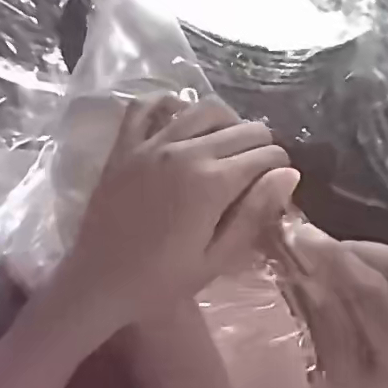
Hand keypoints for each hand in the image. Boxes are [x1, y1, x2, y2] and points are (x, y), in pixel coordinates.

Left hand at [55, 95, 298, 334]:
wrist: (99, 282)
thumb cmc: (161, 281)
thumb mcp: (217, 258)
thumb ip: (254, 213)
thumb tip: (288, 174)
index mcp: (212, 182)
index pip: (266, 154)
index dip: (280, 166)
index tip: (276, 184)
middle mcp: (185, 151)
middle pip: (242, 127)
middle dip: (261, 145)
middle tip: (257, 170)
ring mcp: (151, 143)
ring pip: (203, 107)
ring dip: (226, 121)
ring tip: (226, 145)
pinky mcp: (124, 145)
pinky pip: (147, 105)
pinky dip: (169, 105)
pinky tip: (179, 121)